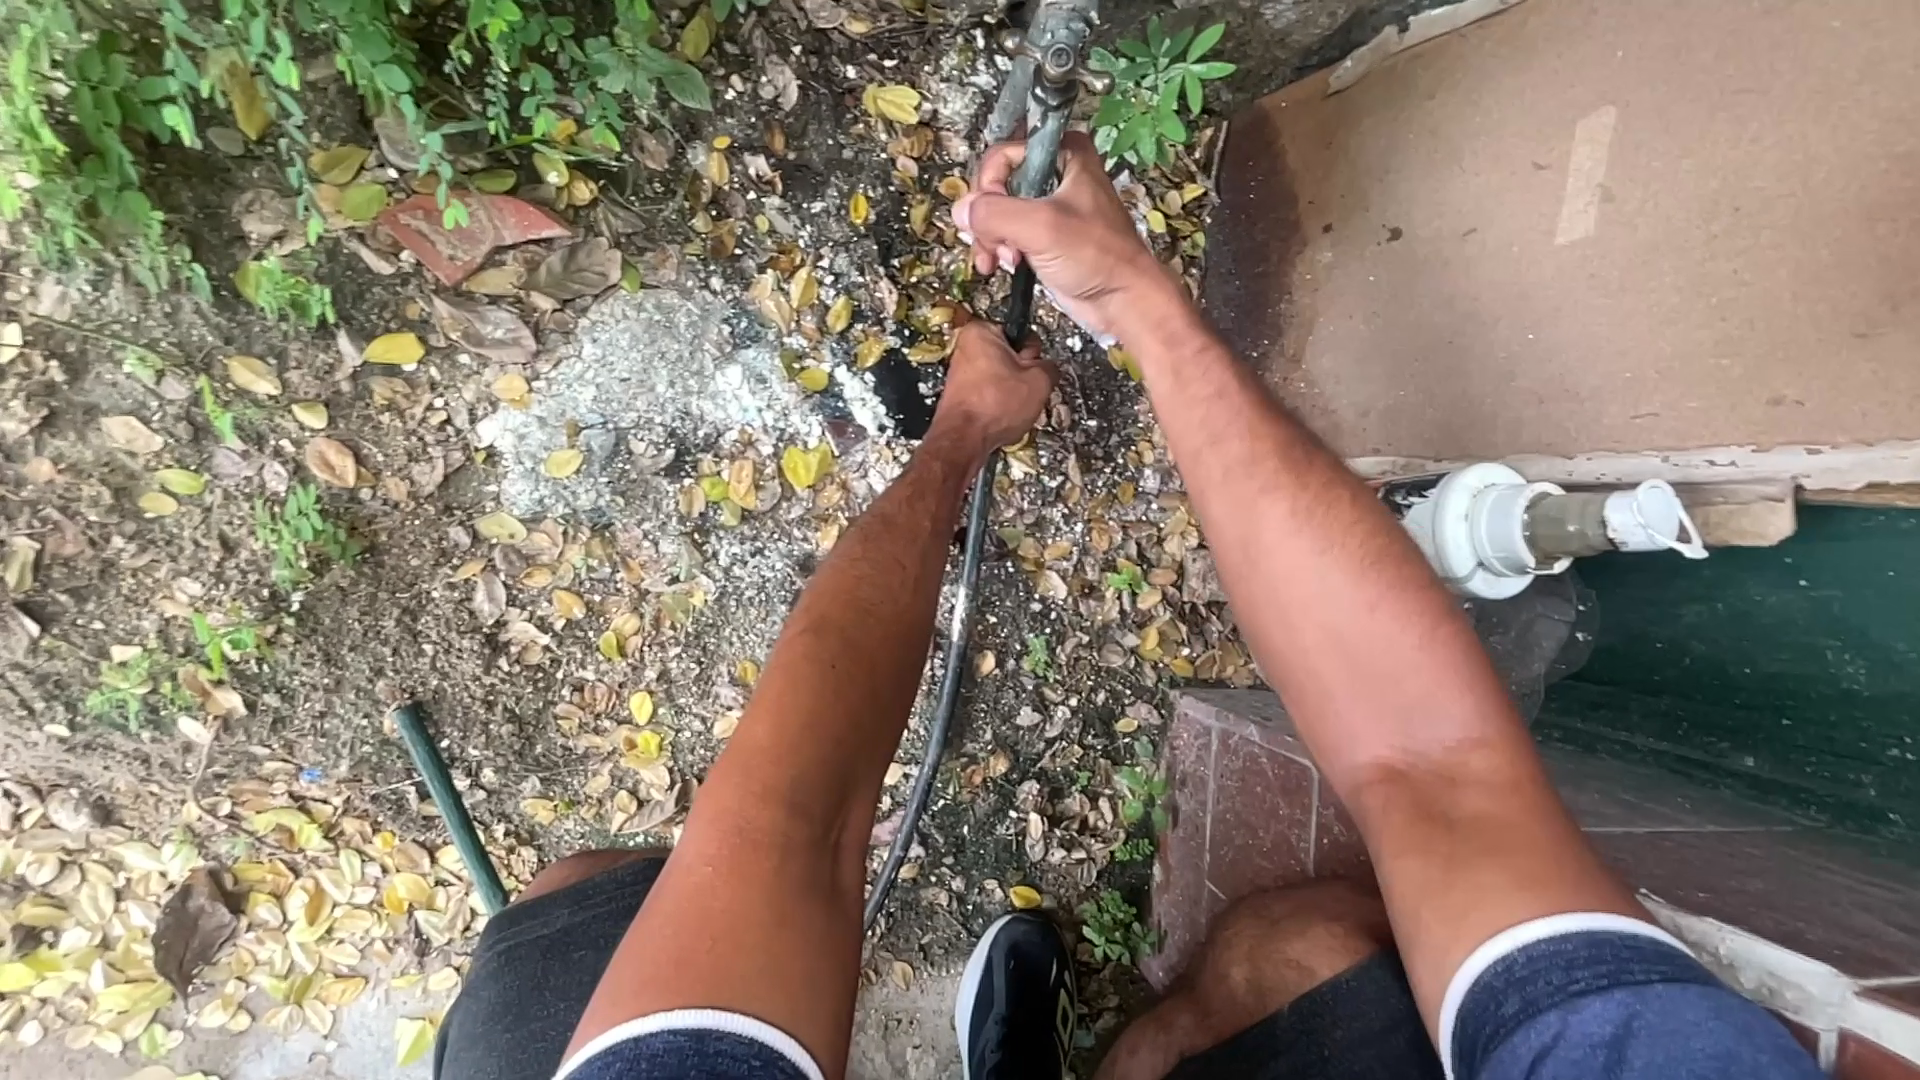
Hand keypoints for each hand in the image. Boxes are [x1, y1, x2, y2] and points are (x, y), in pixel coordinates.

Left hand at [930, 320, 1056, 460]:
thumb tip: (1049, 368)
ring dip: (1012, 393)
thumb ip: (1050, 366)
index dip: (1032, 353)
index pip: (1020, 333)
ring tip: (1013, 406)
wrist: (964, 440)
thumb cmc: (995, 406)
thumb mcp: (1040, 381)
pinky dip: (998, 405)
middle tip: (1025, 389)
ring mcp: (960, 374)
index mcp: (981, 332)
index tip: (1033, 367)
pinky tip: (1002, 417)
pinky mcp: (960, 396)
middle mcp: (965, 348)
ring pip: (1001, 379)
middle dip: (1021, 374)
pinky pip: (990, 395)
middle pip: (1010, 357)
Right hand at [954, 132, 1180, 342]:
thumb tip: (960, 210)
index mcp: (1063, 152)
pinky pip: (1005, 234)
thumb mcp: (1041, 227)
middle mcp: (1053, 173)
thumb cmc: (1095, 256)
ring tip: (999, 262)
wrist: (1121, 299)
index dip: (990, 187)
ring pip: (996, 213)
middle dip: (988, 220)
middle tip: (997, 246)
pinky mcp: (1042, 236)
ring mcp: (1046, 206)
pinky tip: (1002, 267)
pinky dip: (998, 250)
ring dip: (990, 240)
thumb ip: (995, 214)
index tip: (992, 218)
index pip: (1003, 155)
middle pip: (995, 186)